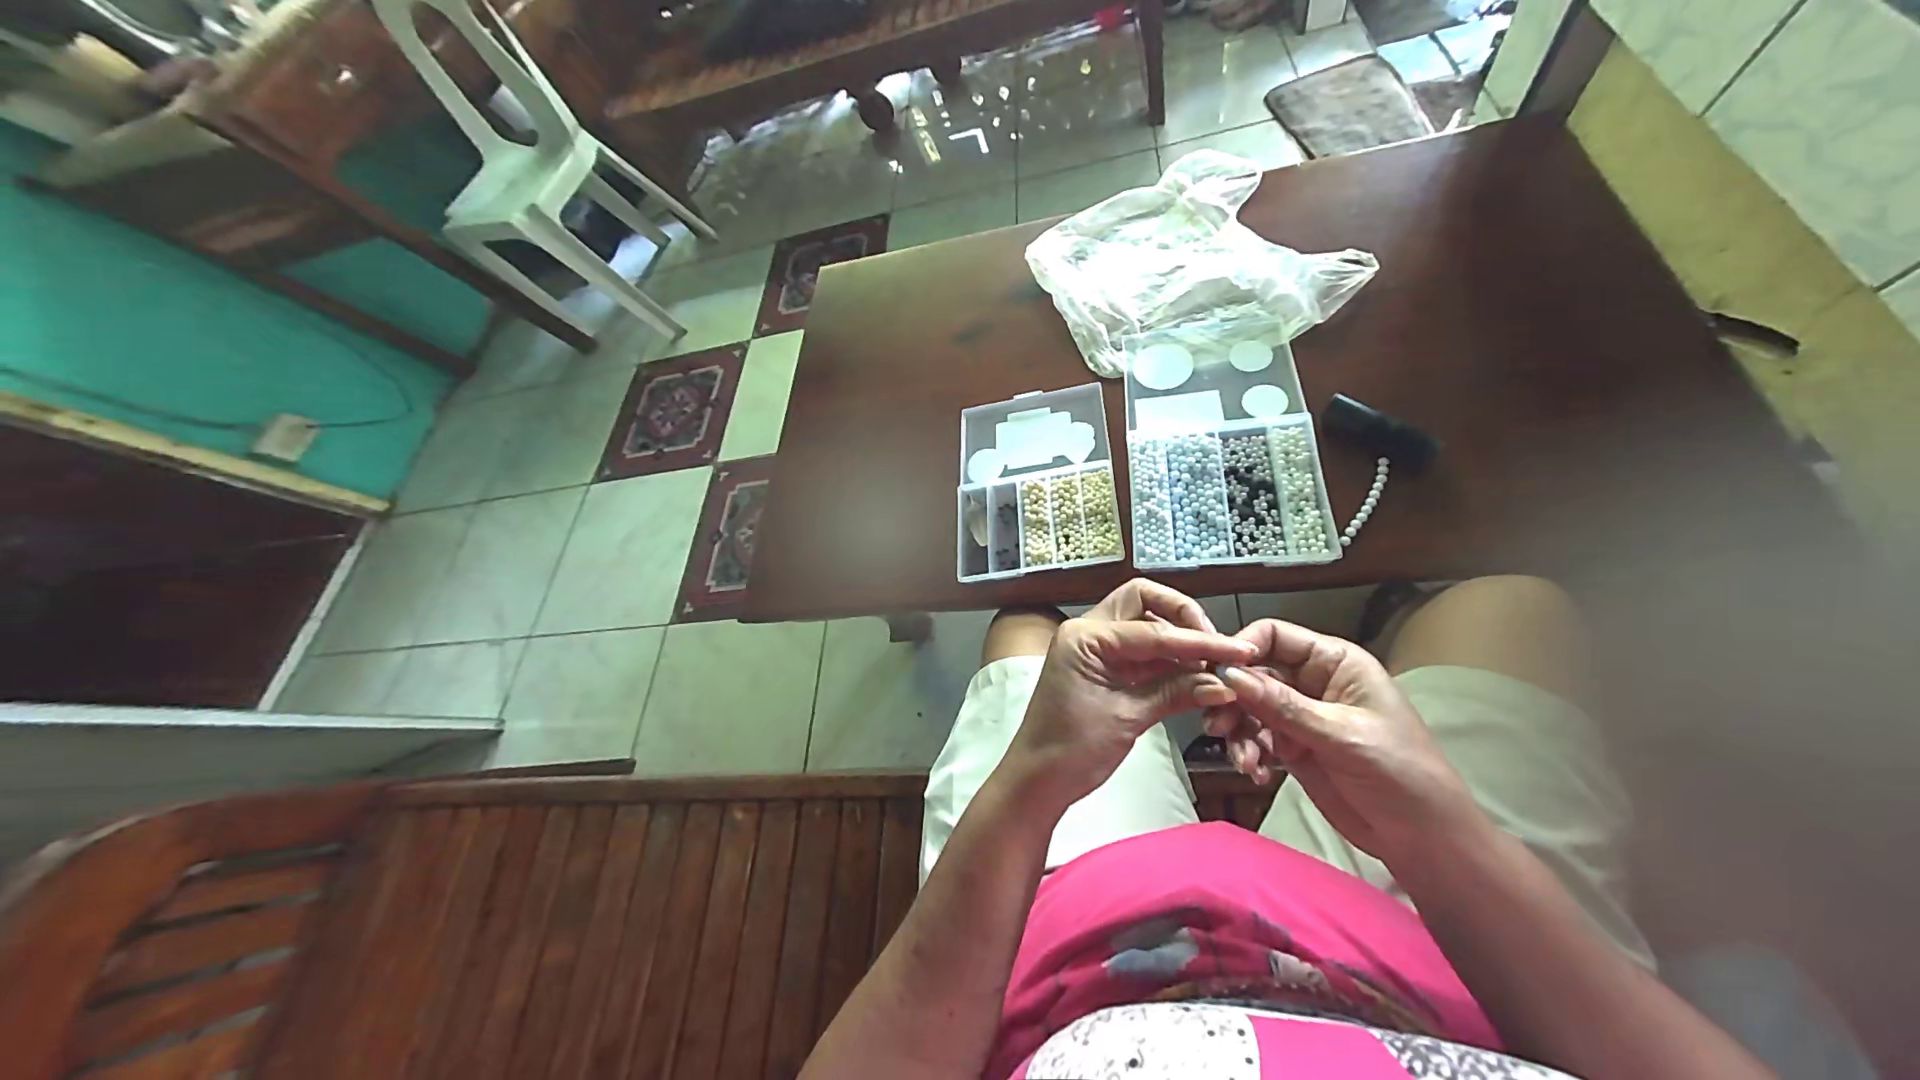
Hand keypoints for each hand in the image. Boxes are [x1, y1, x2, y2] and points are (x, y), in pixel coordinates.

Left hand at [1000, 580, 1258, 809]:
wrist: (1038, 780)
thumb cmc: (1070, 750)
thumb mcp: (1128, 718)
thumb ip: (1176, 692)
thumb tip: (1224, 682)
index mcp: (1085, 637)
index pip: (1153, 629)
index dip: (1199, 641)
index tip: (1237, 651)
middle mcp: (1088, 632)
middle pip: (1145, 602)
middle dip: (1184, 618)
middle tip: (1218, 647)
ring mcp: (1096, 649)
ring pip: (1146, 626)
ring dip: (1180, 642)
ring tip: (1216, 666)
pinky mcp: (1105, 669)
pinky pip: (1143, 653)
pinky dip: (1170, 661)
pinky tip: (1197, 676)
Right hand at [1204, 619, 1481, 864]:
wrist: (1424, 840)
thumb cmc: (1401, 774)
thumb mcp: (1342, 735)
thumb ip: (1283, 706)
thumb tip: (1231, 676)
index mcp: (1335, 662)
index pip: (1275, 636)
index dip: (1244, 649)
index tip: (1220, 675)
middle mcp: (1312, 682)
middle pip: (1254, 673)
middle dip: (1233, 698)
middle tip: (1218, 724)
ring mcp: (1300, 715)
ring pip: (1248, 707)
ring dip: (1238, 730)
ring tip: (1243, 759)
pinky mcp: (1292, 746)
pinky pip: (1255, 737)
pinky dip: (1249, 752)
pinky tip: (1256, 772)